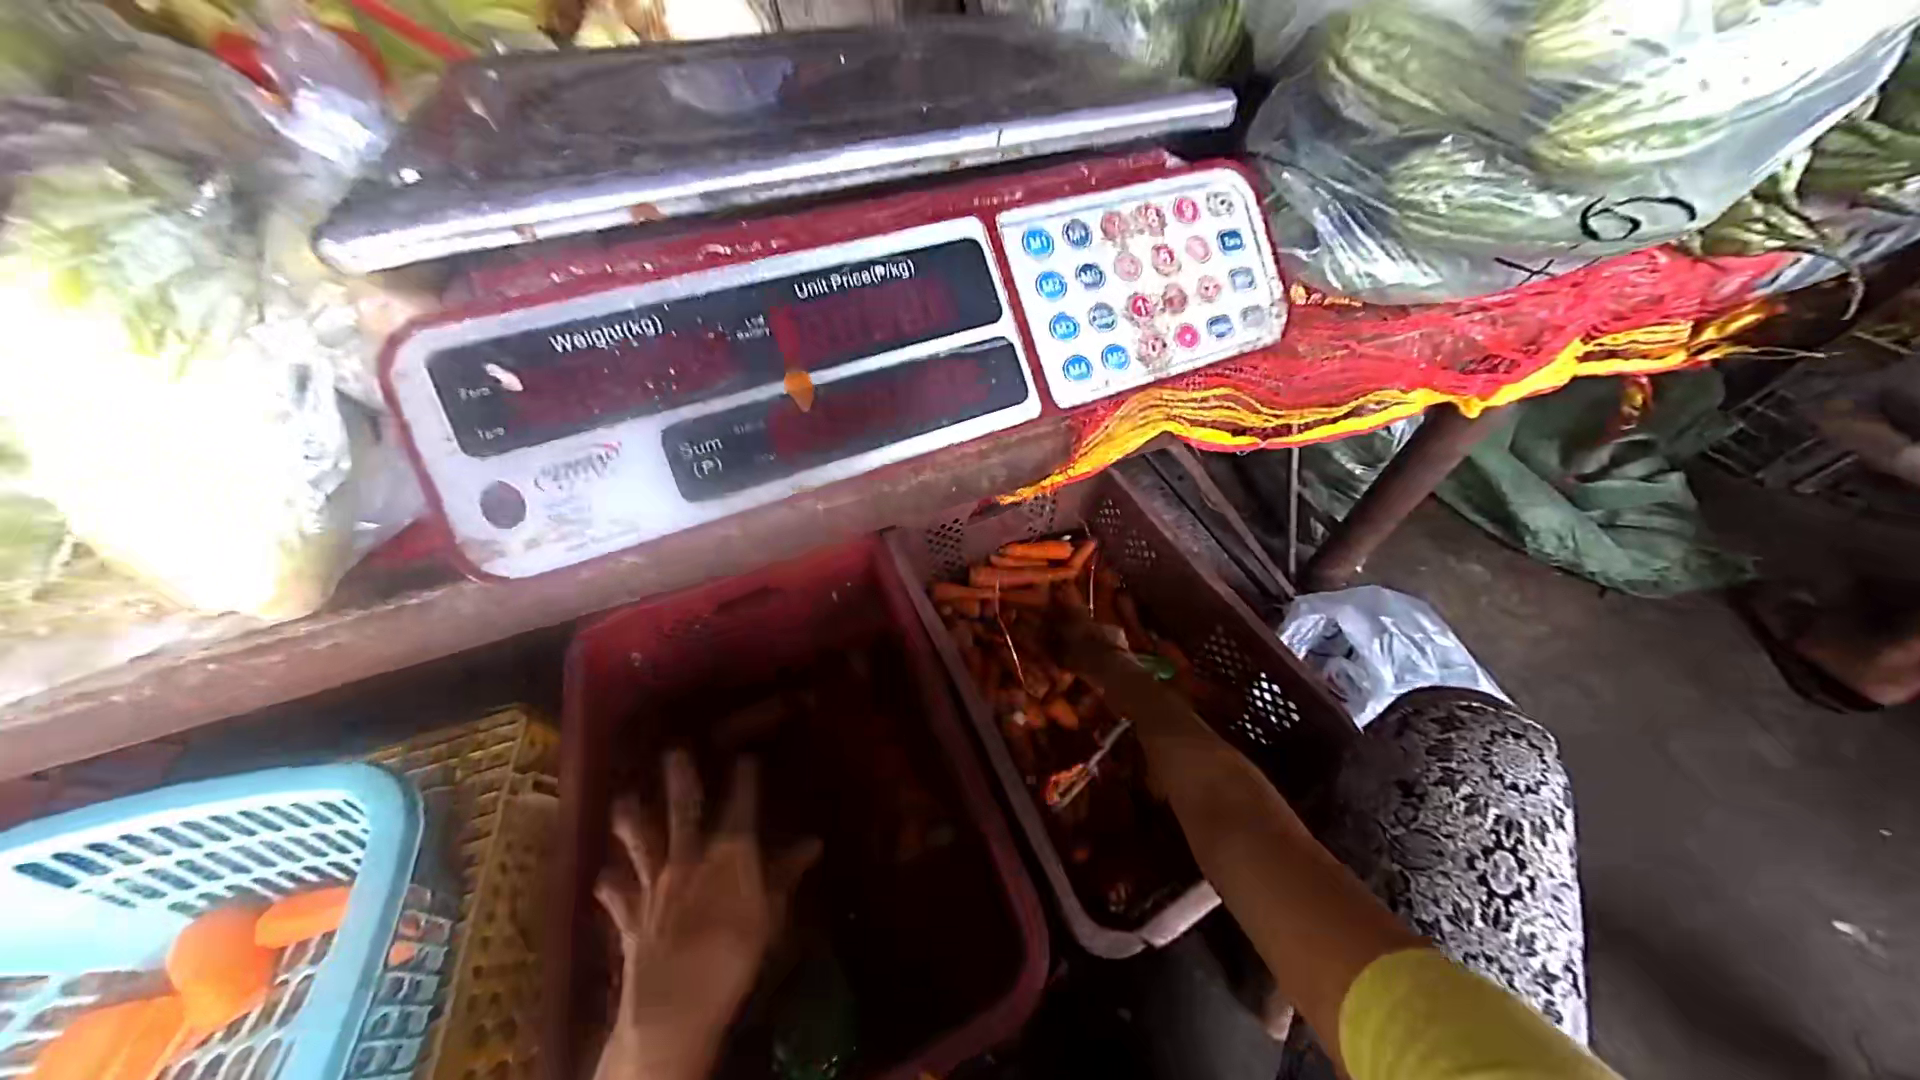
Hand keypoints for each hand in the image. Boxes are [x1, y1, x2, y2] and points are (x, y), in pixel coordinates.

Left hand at [592, 752, 821, 1079]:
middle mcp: (688, 858)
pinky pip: (616, 896)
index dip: (744, 781)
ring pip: (642, 844)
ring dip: (633, 821)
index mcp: (728, 854)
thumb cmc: (735, 955)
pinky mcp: (629, 916)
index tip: (746, 758)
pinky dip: (609, 884)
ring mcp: (654, 885)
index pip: (740, 807)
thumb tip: (814, 842)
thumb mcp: (771, 913)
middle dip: (680, 781)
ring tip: (623, 799)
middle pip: (684, 812)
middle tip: (673, 752)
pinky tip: (602, 875)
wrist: (675, 1003)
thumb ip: (786, 874)